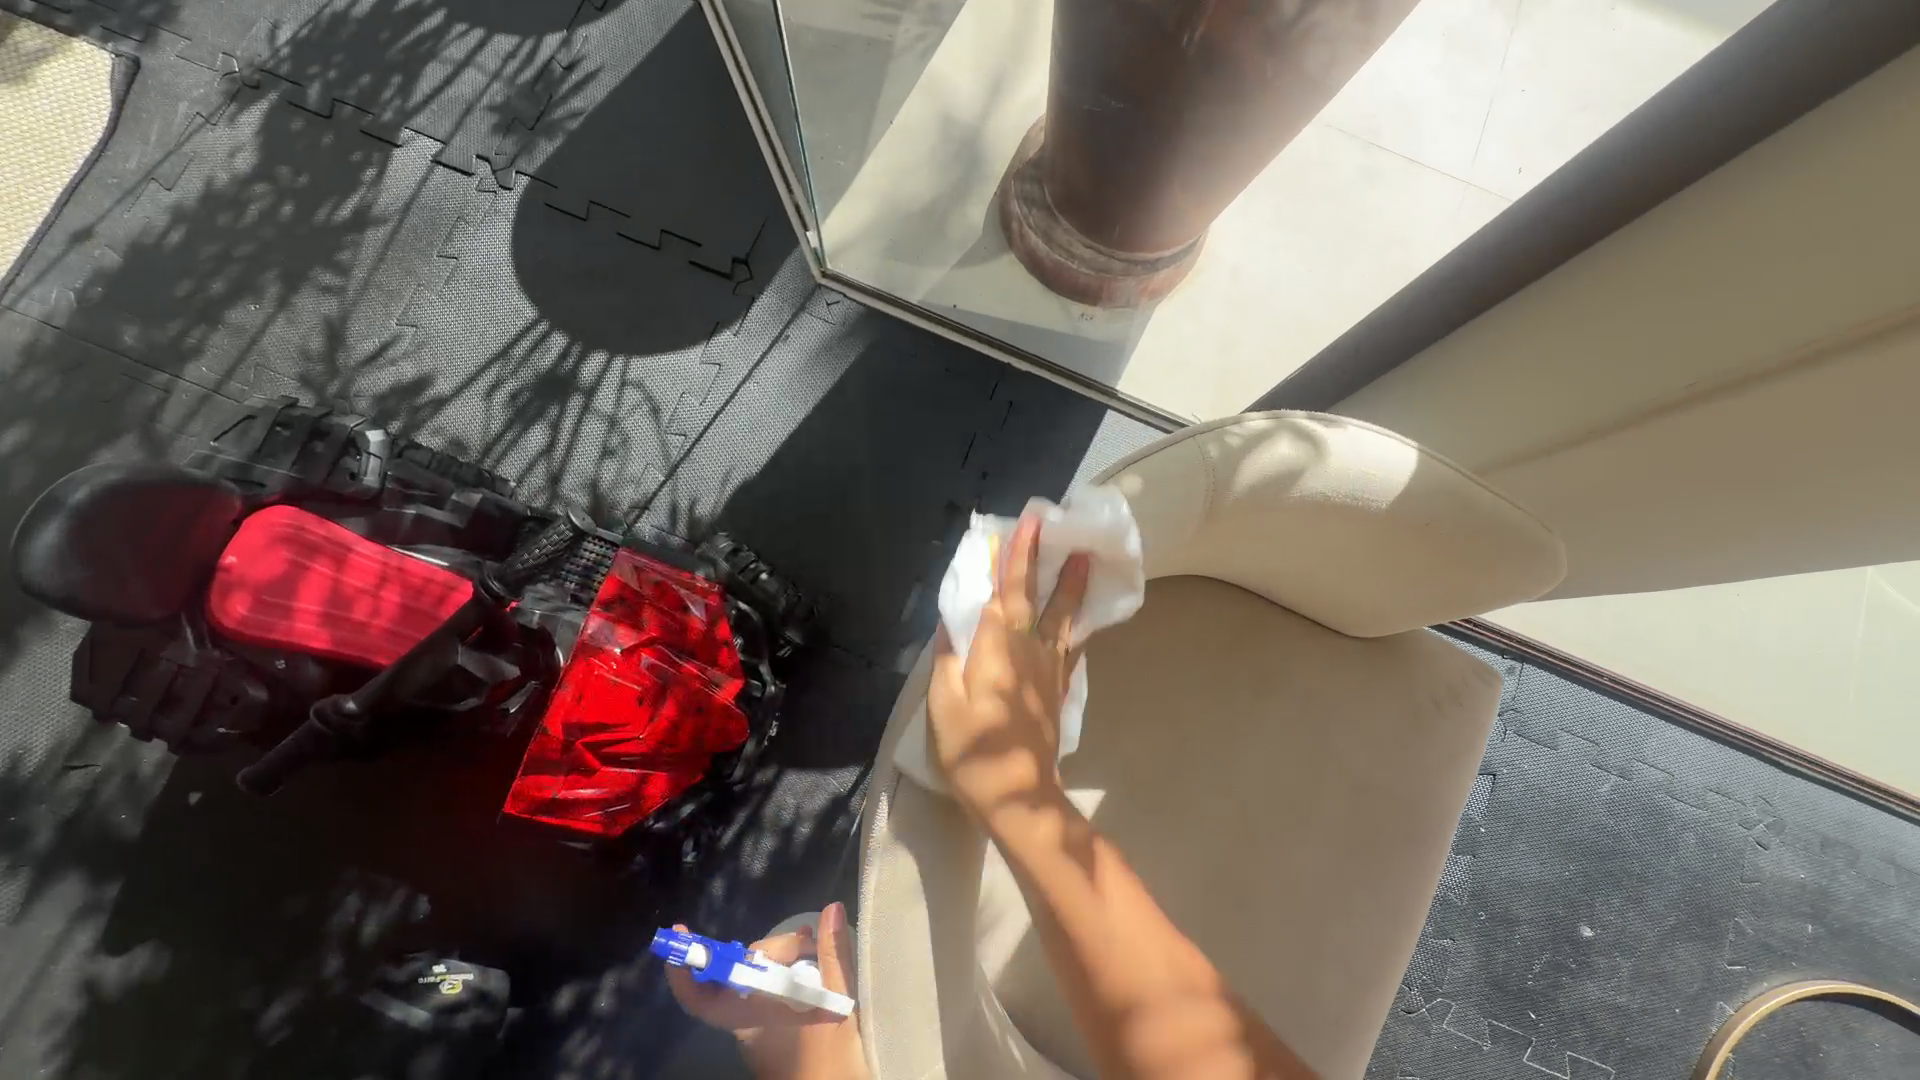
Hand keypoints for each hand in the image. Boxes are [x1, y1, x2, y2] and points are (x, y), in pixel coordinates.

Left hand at [667, 902, 868, 1079]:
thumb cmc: (833, 1061)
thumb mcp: (839, 1003)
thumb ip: (833, 954)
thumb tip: (831, 909)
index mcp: (751, 1021)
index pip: (703, 999)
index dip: (686, 971)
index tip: (681, 935)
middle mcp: (747, 1025)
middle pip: (743, 974)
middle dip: (772, 949)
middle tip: (808, 938)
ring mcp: (759, 1029)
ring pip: (758, 981)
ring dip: (783, 957)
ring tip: (816, 943)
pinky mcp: (773, 1032)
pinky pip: (771, 993)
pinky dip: (787, 972)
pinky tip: (814, 960)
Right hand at [928, 514, 1090, 820]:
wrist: (1018, 794)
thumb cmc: (972, 750)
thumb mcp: (943, 704)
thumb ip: (948, 657)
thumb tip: (952, 618)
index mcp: (997, 648)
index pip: (1006, 592)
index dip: (1015, 557)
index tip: (1025, 523)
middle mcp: (1028, 649)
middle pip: (1036, 596)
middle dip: (1041, 558)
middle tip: (1051, 523)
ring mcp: (1049, 669)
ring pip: (1062, 617)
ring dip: (1070, 585)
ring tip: (1082, 559)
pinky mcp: (1058, 689)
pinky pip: (1071, 647)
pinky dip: (1076, 625)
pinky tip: (1080, 618)